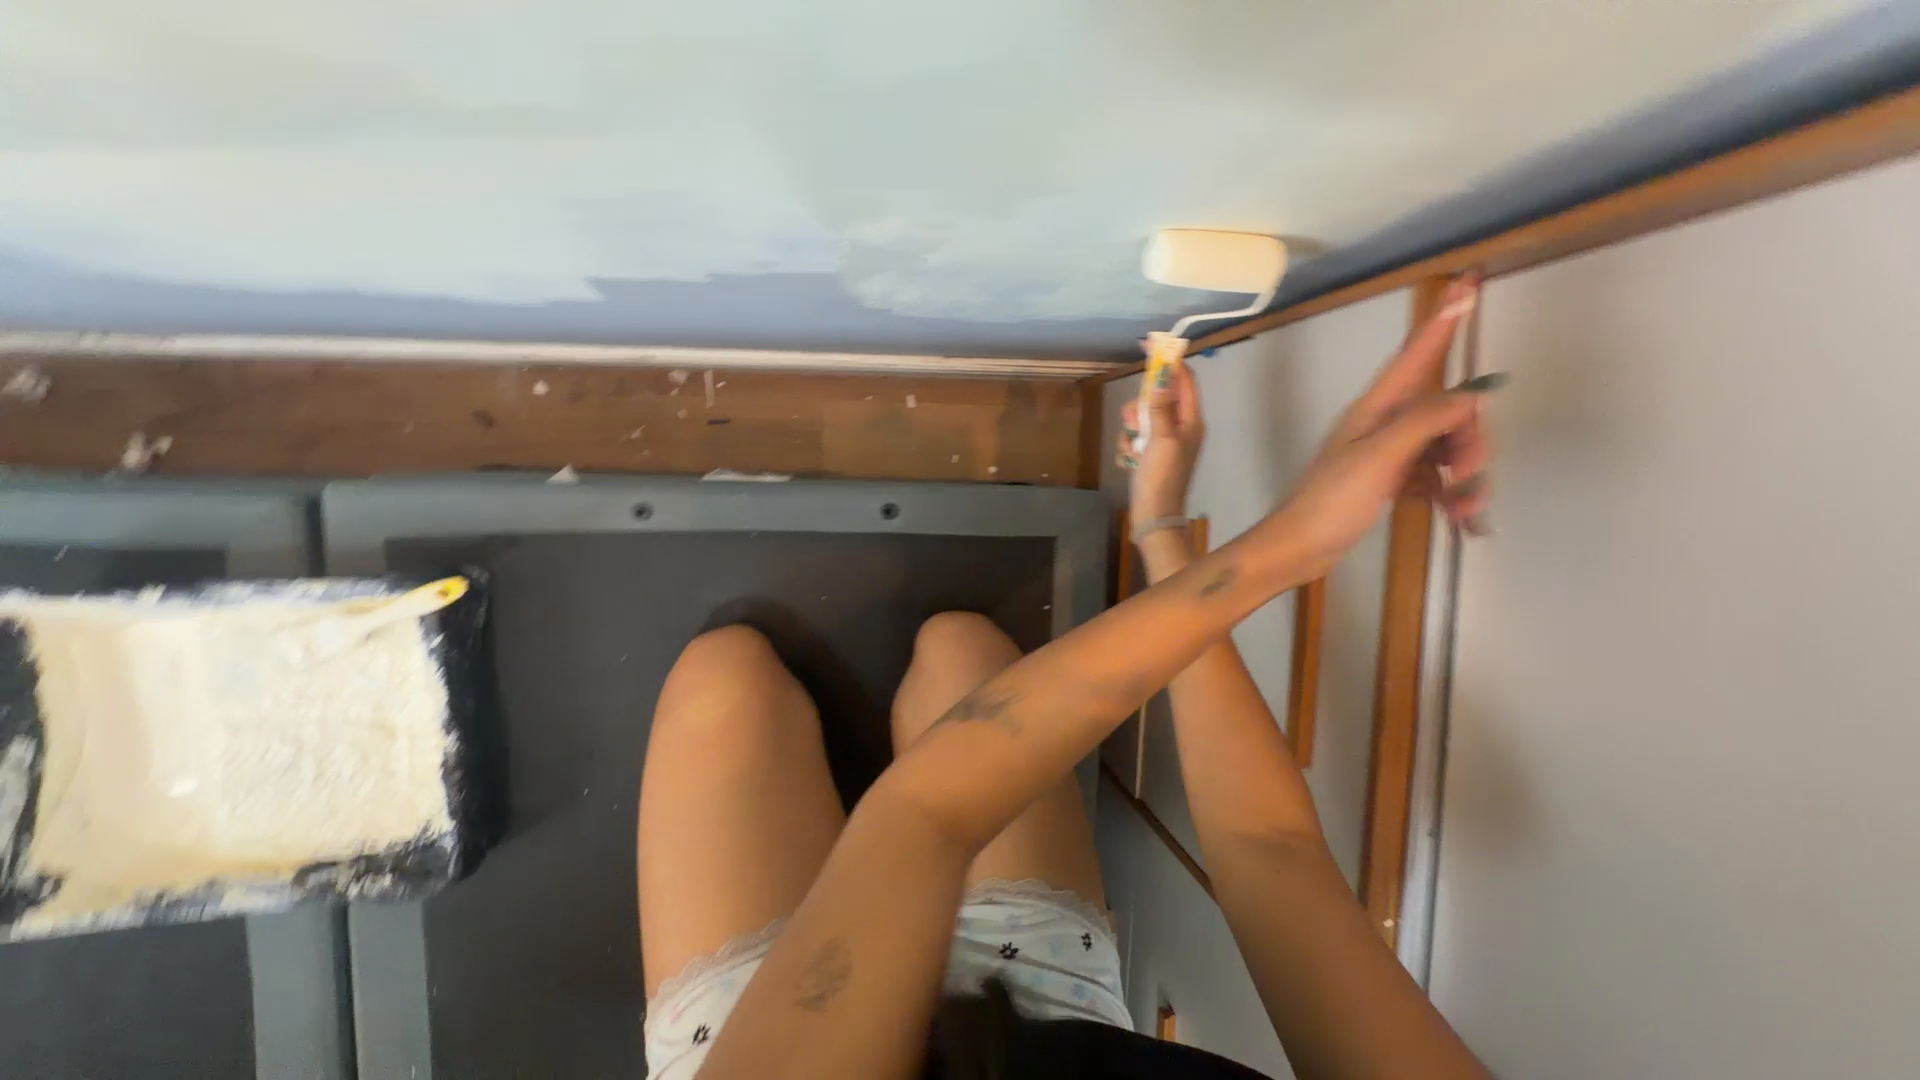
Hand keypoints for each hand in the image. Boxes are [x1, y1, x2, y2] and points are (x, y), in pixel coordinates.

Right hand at [1115, 355, 1203, 525]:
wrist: (1153, 516)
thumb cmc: (1161, 477)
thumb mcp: (1160, 438)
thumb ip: (1160, 404)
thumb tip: (1164, 372)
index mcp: (1191, 421)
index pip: (1184, 379)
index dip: (1168, 361)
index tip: (1149, 345)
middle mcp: (1180, 428)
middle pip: (1158, 397)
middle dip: (1140, 406)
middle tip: (1133, 420)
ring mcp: (1165, 442)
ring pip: (1142, 418)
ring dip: (1131, 430)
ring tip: (1132, 448)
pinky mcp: (1150, 455)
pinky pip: (1134, 439)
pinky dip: (1128, 448)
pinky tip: (1130, 462)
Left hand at [1251, 272, 1496, 579]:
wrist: (1301, 547)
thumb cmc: (1331, 501)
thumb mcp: (1379, 457)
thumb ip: (1424, 421)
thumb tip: (1472, 391)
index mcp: (1375, 408)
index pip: (1416, 355)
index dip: (1443, 321)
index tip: (1468, 282)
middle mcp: (1384, 423)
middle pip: (1449, 410)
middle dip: (1470, 439)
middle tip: (1467, 474)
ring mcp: (1389, 453)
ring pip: (1448, 446)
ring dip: (1467, 475)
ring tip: (1464, 507)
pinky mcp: (1393, 481)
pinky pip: (1437, 477)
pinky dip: (1453, 495)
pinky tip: (1460, 519)